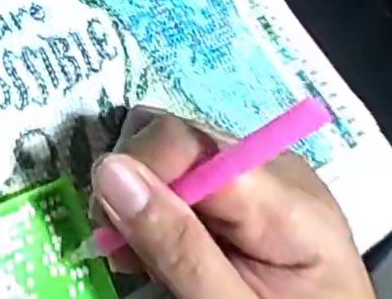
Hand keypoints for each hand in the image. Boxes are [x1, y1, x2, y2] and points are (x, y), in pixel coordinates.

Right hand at [90, 108, 374, 298]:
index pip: (188, 141)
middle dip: (135, 183)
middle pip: (177, 136)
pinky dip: (158, 203)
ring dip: (142, 194)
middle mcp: (272, 163)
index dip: (136, 171)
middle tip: (122, 251)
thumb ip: (178, 247)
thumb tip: (106, 168)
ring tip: (140, 256)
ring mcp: (260, 171)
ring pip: (171, 148)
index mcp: (286, 196)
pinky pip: (185, 169)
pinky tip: (157, 247)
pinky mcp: (245, 185)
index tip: (108, 228)